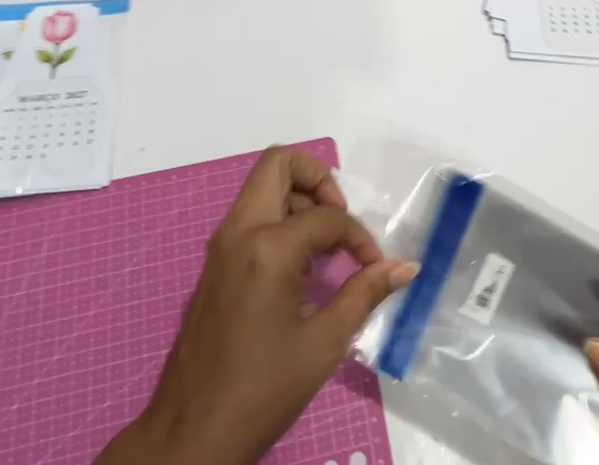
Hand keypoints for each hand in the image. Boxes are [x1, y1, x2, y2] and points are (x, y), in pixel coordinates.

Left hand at [97, 147, 417, 464]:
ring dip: (298, 200)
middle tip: (340, 222)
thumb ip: (365, 293)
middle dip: (318, 180)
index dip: (360, 237)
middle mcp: (238, 231)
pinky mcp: (215, 264)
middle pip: (278, 165)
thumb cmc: (262, 389)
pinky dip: (280, 221)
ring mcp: (220, 245)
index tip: (375, 267)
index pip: (326, 215)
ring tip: (326, 247)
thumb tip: (406, 266)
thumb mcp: (324, 343)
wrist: (192, 433)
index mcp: (266, 247)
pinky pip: (250, 217)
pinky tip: (302, 267)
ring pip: (262, 188)